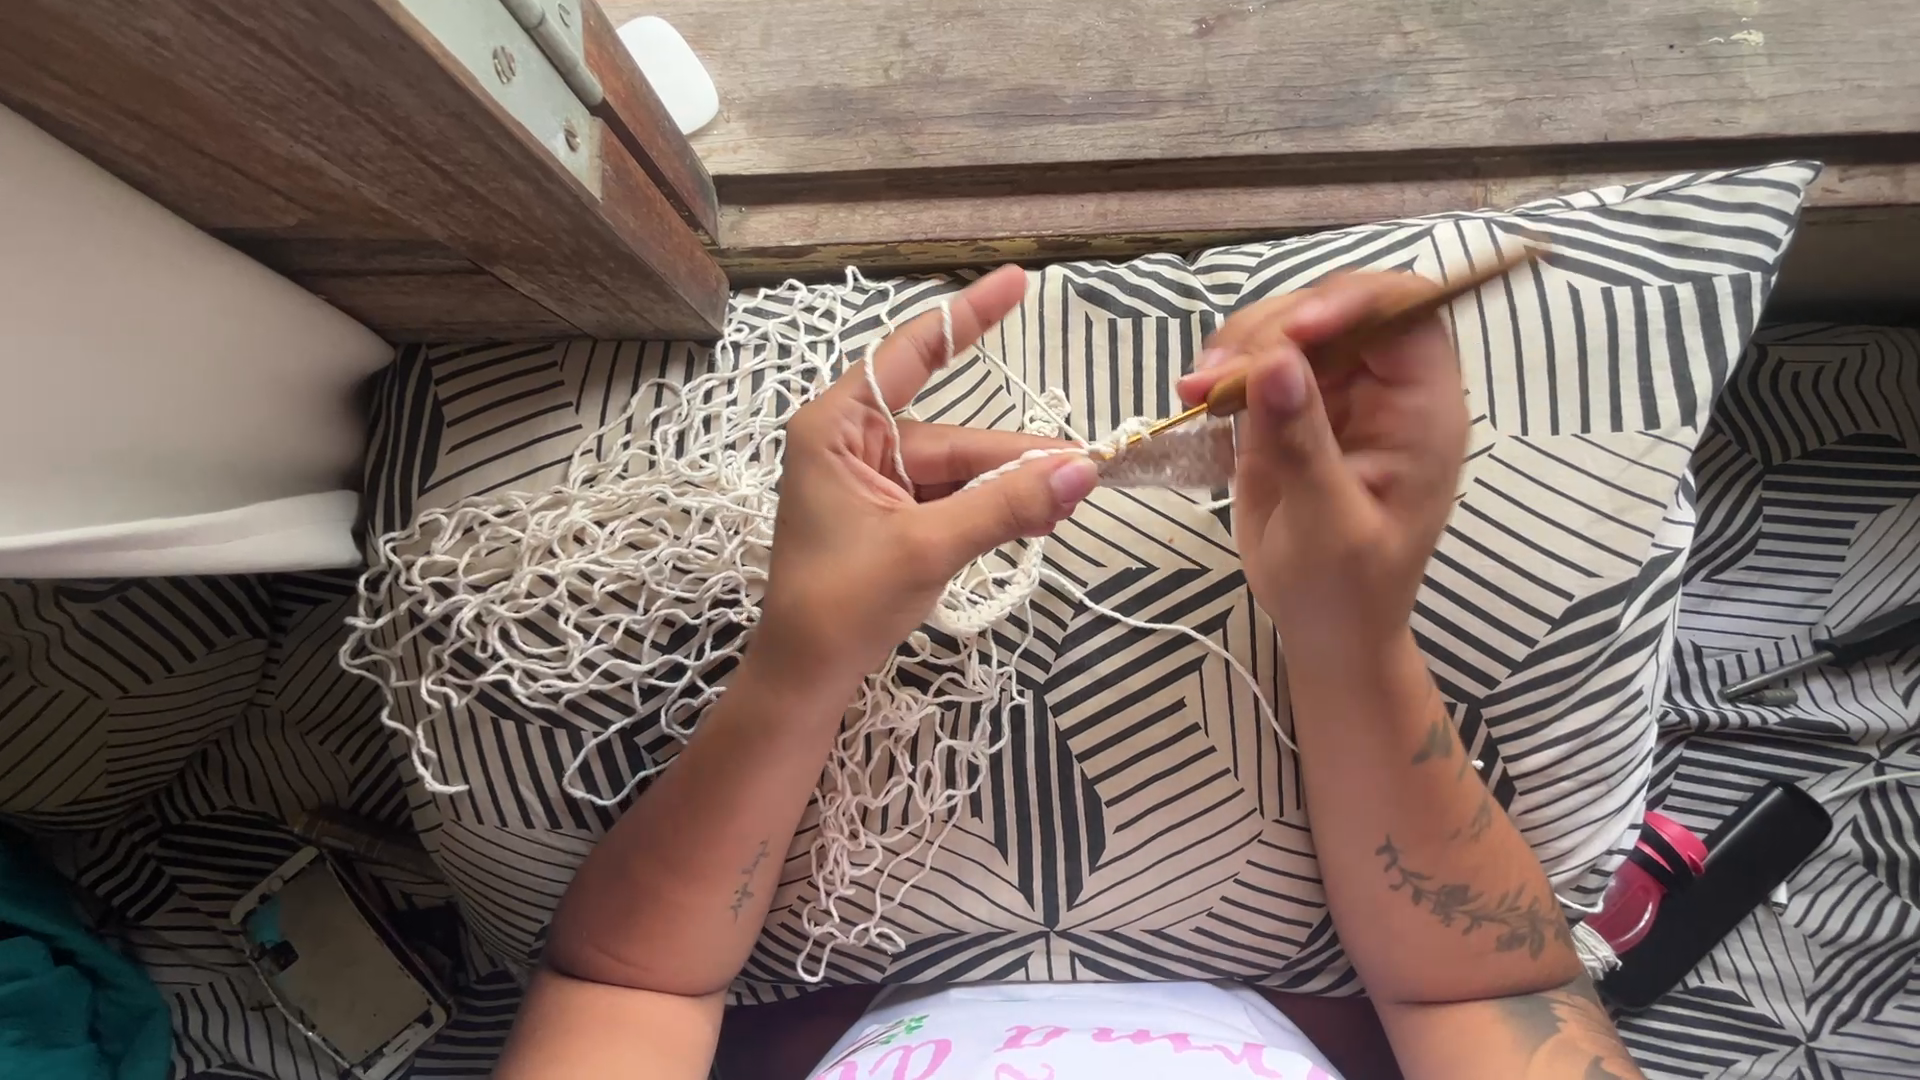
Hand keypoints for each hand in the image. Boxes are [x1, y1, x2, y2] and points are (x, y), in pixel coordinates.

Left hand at [757, 265, 1099, 683]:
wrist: (806, 674)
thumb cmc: (842, 603)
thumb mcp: (927, 548)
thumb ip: (1004, 506)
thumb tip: (1082, 471)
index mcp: (839, 427)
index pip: (912, 355)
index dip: (968, 317)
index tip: (1019, 281)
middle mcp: (855, 442)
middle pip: (952, 437)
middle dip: (1015, 459)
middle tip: (1083, 472)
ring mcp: (874, 482)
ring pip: (959, 472)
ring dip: (1009, 490)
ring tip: (1064, 505)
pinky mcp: (890, 516)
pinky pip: (951, 500)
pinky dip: (989, 510)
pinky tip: (1032, 520)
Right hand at [1178, 273, 1467, 652]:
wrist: (1323, 623)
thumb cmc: (1346, 587)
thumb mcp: (1329, 522)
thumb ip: (1304, 443)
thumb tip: (1273, 364)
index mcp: (1420, 409)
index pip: (1403, 314)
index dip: (1350, 304)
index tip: (1287, 336)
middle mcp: (1381, 389)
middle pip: (1335, 311)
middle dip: (1272, 329)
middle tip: (1215, 374)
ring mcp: (1334, 397)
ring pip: (1287, 331)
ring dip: (1237, 347)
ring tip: (1195, 388)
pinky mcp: (1291, 412)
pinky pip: (1257, 368)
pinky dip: (1222, 373)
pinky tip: (1195, 395)